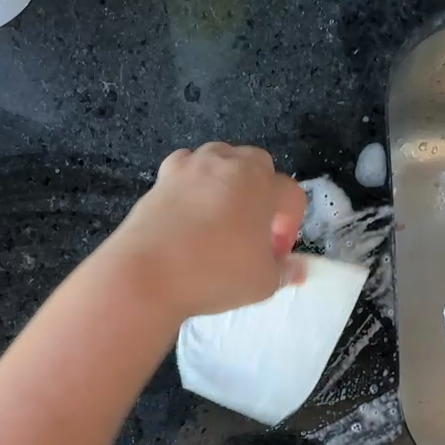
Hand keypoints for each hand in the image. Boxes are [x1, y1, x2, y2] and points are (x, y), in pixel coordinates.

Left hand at [102, 143, 308, 319]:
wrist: (148, 273)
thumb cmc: (215, 274)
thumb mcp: (262, 283)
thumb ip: (283, 271)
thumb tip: (297, 269)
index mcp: (261, 182)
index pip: (291, 195)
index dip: (290, 228)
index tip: (277, 256)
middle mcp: (228, 162)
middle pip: (258, 168)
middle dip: (262, 198)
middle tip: (253, 236)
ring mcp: (191, 166)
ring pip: (221, 163)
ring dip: (229, 187)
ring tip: (221, 223)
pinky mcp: (161, 178)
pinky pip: (186, 172)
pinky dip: (194, 186)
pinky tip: (190, 214)